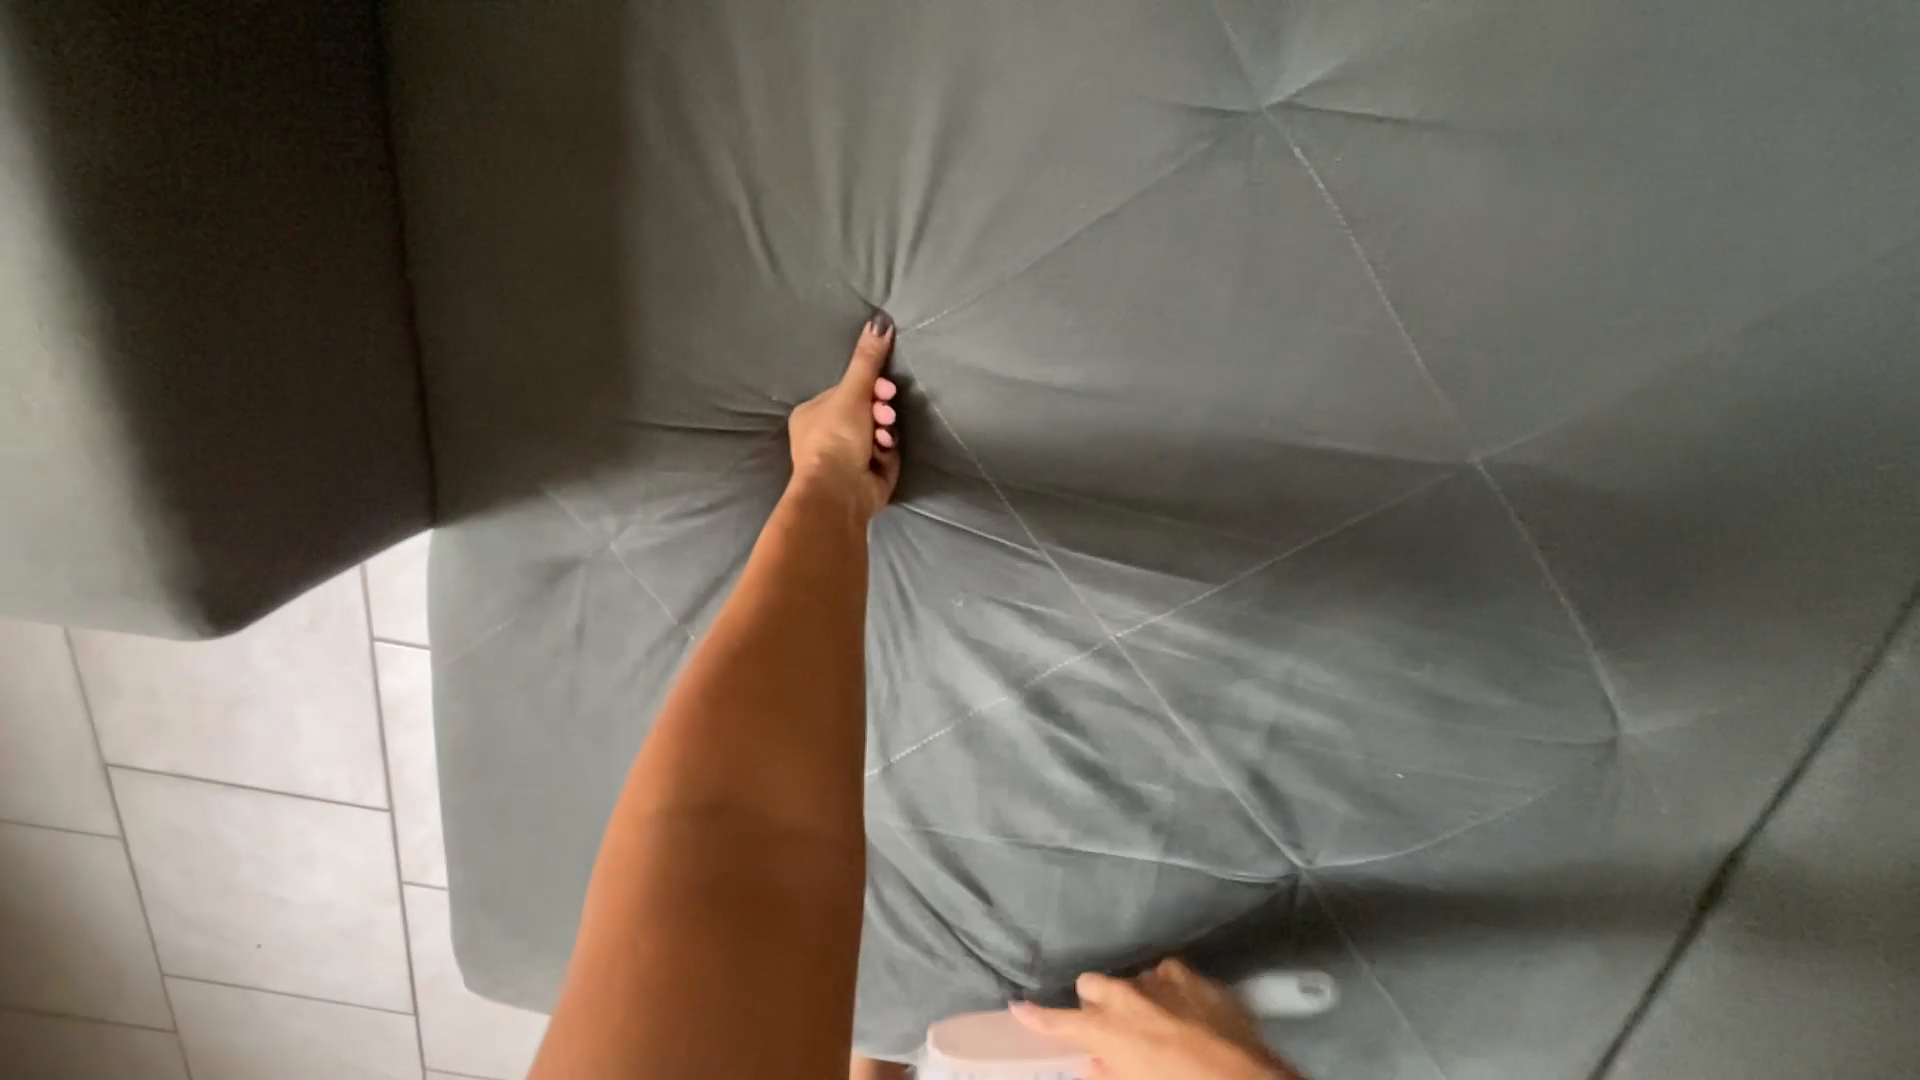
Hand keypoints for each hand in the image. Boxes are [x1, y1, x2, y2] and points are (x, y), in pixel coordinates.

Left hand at [787, 314, 900, 520]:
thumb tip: (880, 320)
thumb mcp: (852, 392)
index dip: (870, 385)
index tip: (884, 388)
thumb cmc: (836, 438)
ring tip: (884, 435)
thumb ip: (868, 359)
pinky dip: (888, 449)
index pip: (850, 390)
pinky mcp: (869, 473)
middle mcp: (829, 434)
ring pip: (879, 430)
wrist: (839, 491)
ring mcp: (849, 456)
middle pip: (866, 409)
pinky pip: (886, 451)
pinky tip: (885, 452)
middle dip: (881, 408)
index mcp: (814, 413)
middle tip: (886, 410)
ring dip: (886, 428)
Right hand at [1012, 959, 1303, 1079]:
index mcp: (1107, 1029)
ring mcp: (1161, 980)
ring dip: (1135, 999)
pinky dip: (1169, 992)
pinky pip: (1168, 977)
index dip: (1037, 1017)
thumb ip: (1110, 1073)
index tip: (1019, 1007)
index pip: (1060, 1021)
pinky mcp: (1194, 975)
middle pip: (1092, 985)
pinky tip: (1186, 1013)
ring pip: (1132, 980)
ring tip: (1156, 1024)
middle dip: (1095, 1003)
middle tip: (1111, 1030)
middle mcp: (1127, 996)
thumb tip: (1097, 1065)